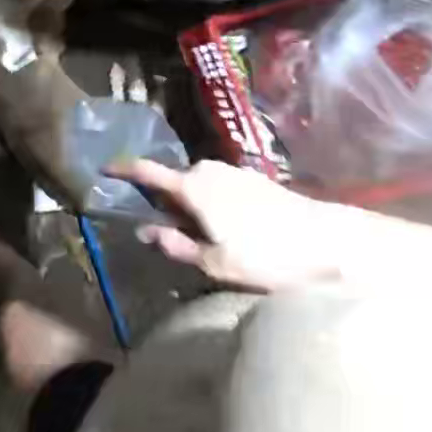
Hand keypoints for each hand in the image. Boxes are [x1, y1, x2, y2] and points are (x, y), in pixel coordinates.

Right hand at [111, 159, 341, 291]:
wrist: (330, 242)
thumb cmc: (268, 254)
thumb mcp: (216, 262)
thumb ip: (176, 245)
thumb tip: (143, 231)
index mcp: (192, 186)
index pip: (146, 171)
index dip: (121, 169)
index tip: (102, 169)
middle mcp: (207, 169)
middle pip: (173, 180)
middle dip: (164, 199)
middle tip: (165, 229)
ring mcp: (231, 171)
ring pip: (196, 183)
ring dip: (190, 202)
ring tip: (200, 234)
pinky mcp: (251, 178)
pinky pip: (217, 186)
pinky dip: (210, 201)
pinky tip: (228, 227)